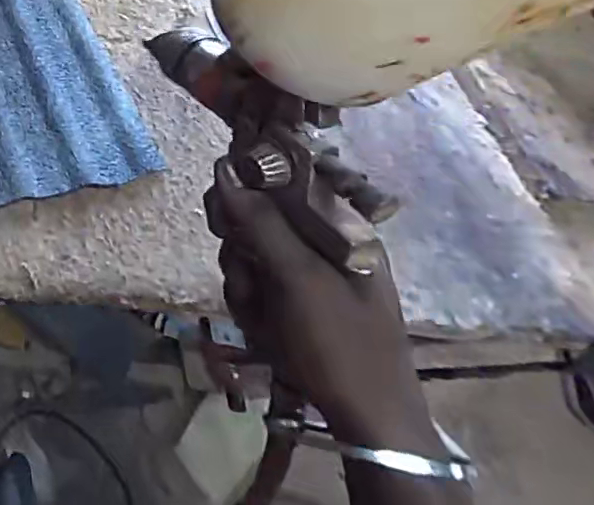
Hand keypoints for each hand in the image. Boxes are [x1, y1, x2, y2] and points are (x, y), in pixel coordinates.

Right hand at [206, 158, 438, 452]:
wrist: (369, 426)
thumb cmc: (342, 343)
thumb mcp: (299, 277)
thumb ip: (261, 220)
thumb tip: (224, 168)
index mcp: (339, 223)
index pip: (284, 177)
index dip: (249, 184)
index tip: (225, 207)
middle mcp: (322, 240)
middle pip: (258, 214)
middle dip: (241, 243)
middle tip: (244, 267)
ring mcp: (306, 272)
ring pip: (248, 251)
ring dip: (243, 281)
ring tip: (259, 313)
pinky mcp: (292, 300)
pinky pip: (253, 283)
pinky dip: (250, 304)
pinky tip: (262, 329)